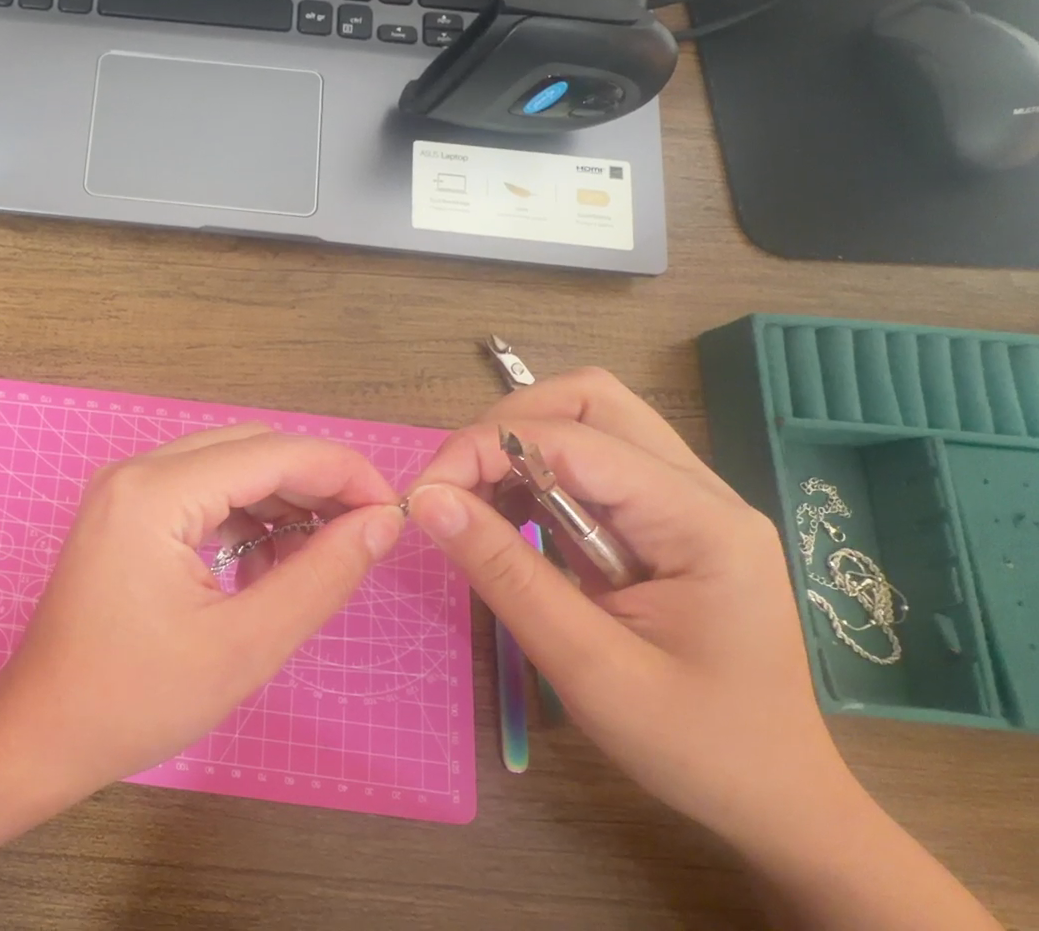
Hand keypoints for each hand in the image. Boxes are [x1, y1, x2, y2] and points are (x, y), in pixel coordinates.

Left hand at [0, 424, 407, 801]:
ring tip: (318, 558)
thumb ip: (321, 575)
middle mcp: (135, 473)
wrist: (44, 731)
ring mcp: (122, 492)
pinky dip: (241, 520)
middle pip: (248, 450)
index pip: (273, 452)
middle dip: (314, 484)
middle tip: (365, 534)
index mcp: (156, 492)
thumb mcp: (245, 644)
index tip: (395, 512)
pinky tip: (264, 567)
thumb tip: (381, 523)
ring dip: (278, 503)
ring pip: (224, 469)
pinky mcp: (121, 516)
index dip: (344, 473)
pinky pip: (197, 496)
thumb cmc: (137, 698)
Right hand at [402, 369, 857, 851]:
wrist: (774, 797)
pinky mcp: (666, 523)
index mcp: (700, 522)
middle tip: (454, 486)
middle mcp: (701, 492)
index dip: (482, 448)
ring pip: (591, 423)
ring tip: (475, 504)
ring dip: (518, 448)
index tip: (422, 497)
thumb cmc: (691, 743)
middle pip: (592, 400)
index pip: (572, 438)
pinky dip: (535, 478)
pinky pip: (591, 468)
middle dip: (504, 426)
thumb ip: (505, 573)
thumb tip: (426, 500)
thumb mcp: (586, 664)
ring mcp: (688, 503)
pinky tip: (510, 521)